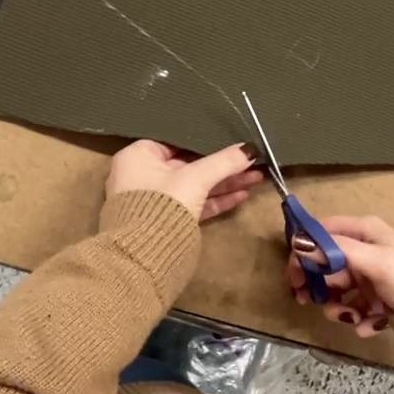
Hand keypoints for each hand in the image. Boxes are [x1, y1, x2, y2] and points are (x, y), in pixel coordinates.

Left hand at [106, 140, 263, 220]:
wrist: (147, 256)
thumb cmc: (164, 202)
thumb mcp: (196, 177)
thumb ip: (224, 162)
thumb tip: (252, 149)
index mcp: (138, 156)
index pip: (175, 141)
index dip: (204, 140)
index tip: (230, 137)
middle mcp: (144, 175)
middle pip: (190, 164)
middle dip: (222, 164)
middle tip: (250, 159)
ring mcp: (157, 199)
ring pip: (196, 185)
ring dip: (225, 182)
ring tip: (256, 176)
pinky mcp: (169, 220)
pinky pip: (196, 203)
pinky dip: (217, 199)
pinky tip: (242, 194)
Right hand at [285, 215, 393, 336]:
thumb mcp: (374, 262)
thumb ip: (337, 251)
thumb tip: (298, 241)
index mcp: (365, 231)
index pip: (322, 231)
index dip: (304, 249)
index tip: (294, 274)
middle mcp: (364, 249)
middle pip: (326, 263)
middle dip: (318, 284)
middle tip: (307, 301)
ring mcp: (369, 275)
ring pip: (337, 289)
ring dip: (337, 306)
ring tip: (350, 318)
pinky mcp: (375, 298)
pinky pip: (354, 306)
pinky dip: (357, 318)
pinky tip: (369, 325)